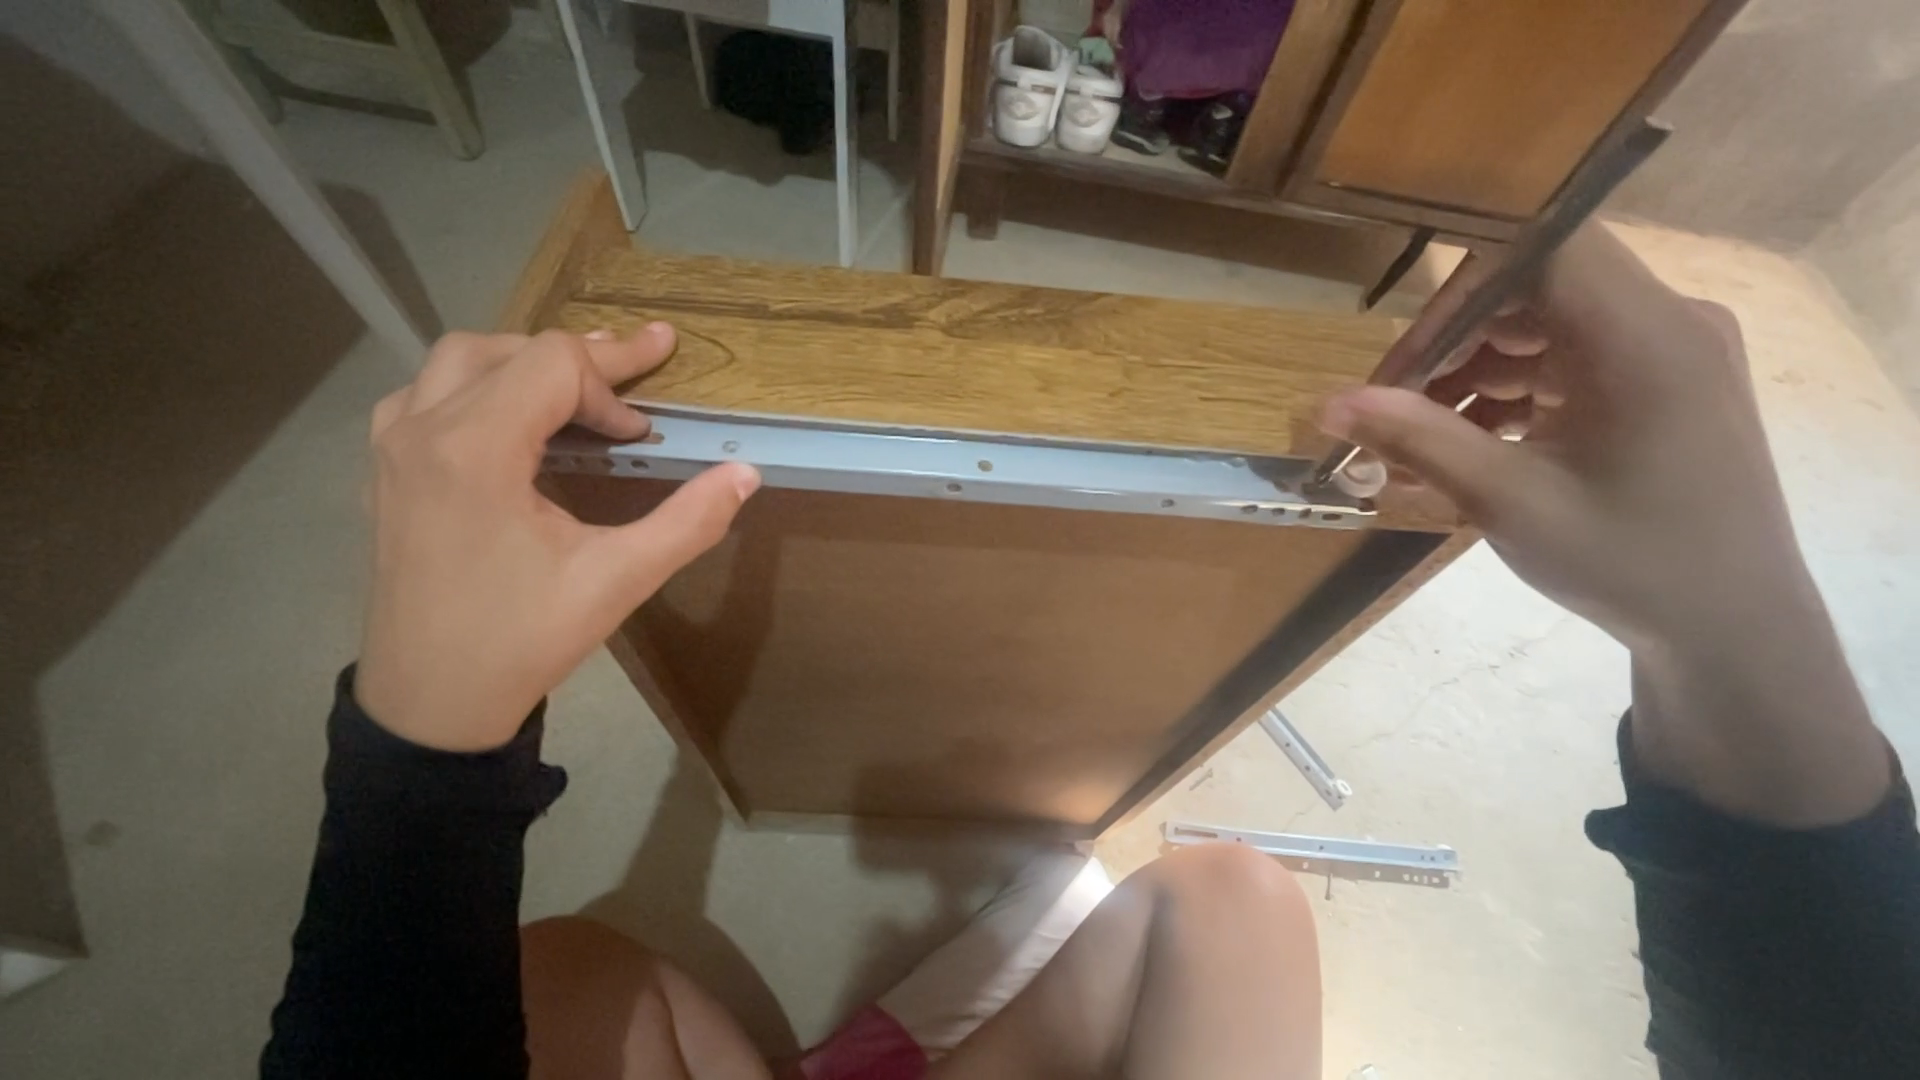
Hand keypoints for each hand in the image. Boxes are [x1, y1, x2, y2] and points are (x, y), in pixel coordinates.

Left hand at [354, 325, 759, 751]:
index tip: (645, 436)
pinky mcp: (386, 471)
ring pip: (460, 361)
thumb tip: (746, 474)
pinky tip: (513, 424)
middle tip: (633, 375)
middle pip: (508, 348)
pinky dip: (480, 387)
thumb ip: (688, 522)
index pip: (553, 364)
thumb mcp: (619, 581)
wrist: (429, 701)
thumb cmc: (523, 639)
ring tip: (577, 392)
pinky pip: (427, 394)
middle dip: (578, 359)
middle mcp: (423, 430)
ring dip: (524, 363)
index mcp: (475, 448)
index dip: (612, 385)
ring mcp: (393, 448)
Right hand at [1321, 226, 1800, 653]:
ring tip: (1411, 444)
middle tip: (1387, 413)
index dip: (1457, 292)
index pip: (1538, 250)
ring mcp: (1661, 352)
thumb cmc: (1626, 560)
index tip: (1400, 361)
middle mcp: (1662, 322)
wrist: (1729, 623)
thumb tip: (1328, 404)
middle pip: (1528, 291)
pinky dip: (1501, 397)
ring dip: (1465, 377)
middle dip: (1446, 346)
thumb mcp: (1507, 499)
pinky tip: (1459, 449)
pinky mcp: (1652, 383)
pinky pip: (1558, 364)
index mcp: (1644, 335)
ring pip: (1536, 329)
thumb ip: (1417, 439)